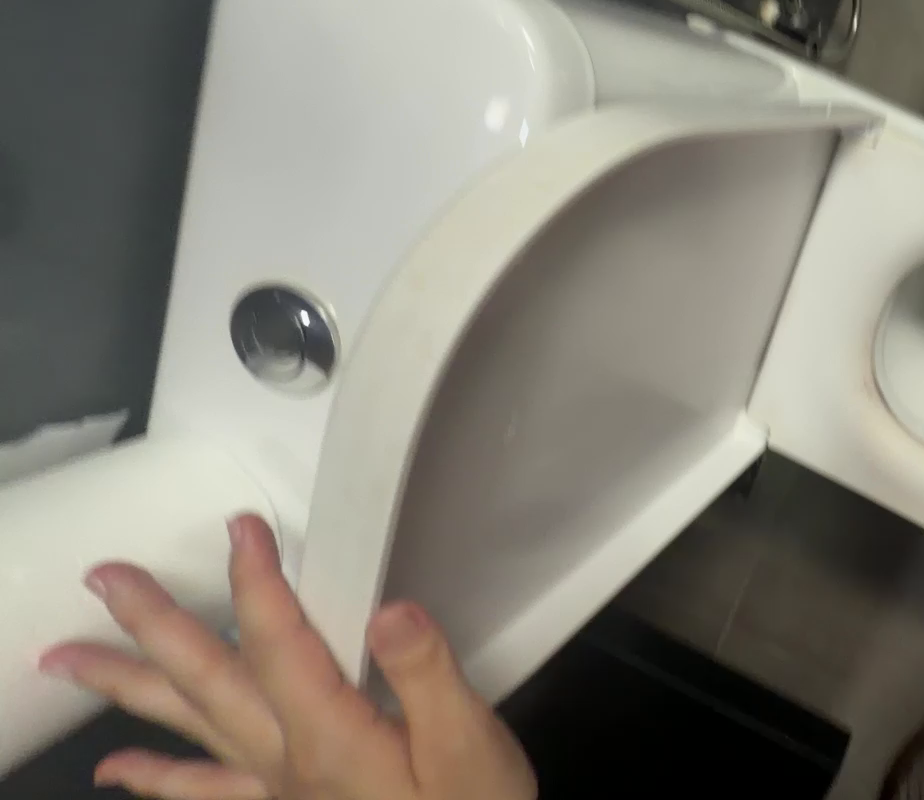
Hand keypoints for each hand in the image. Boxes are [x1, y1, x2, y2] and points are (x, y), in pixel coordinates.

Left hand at [37, 514, 535, 799]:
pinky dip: (158, 776)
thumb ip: (424, 673)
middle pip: (211, 682)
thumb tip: (387, 612)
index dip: (257, 582)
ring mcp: (282, 785)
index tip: (242, 530)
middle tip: (106, 581)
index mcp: (330, 735)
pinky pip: (208, 789)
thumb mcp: (464, 736)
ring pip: (194, 726)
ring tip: (69, 660)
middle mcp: (286, 759)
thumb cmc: (474, 798)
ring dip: (133, 687)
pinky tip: (121, 768)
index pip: (279, 644)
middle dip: (156, 627)